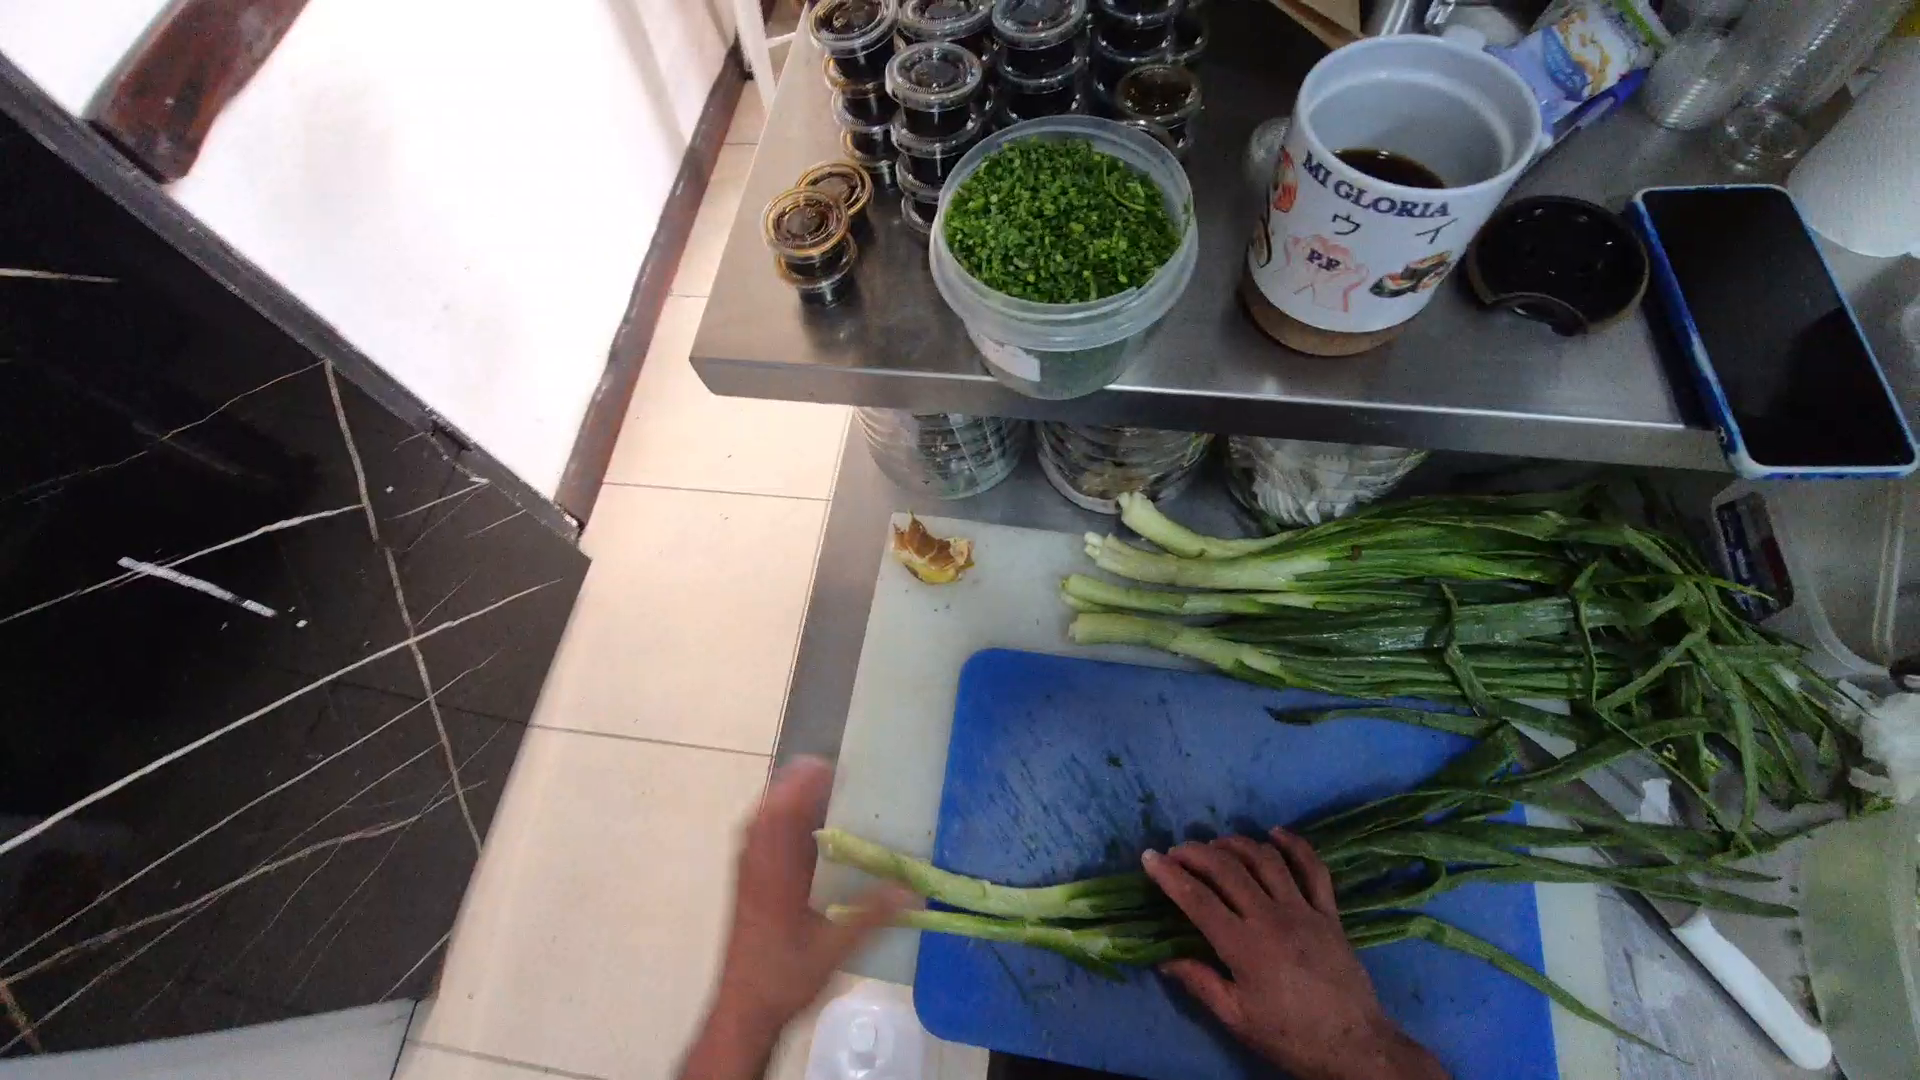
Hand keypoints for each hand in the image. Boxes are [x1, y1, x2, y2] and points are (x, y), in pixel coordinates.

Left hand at [679, 757, 910, 1079]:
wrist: (741, 1008)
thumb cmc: (783, 976)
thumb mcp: (834, 946)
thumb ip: (872, 914)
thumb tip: (914, 888)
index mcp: (773, 864)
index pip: (786, 802)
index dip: (812, 779)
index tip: (844, 772)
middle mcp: (755, 855)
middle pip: (777, 797)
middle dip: (808, 781)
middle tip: (847, 782)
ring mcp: (746, 863)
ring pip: (768, 810)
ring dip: (796, 797)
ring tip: (834, 798)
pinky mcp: (746, 874)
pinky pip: (763, 827)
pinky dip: (785, 816)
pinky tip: (812, 831)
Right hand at [1142, 830, 1447, 1079]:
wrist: (1357, 1049)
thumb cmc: (1291, 1037)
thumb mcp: (1238, 1019)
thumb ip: (1200, 983)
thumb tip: (1163, 959)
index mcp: (1244, 947)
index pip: (1197, 899)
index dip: (1169, 875)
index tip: (1149, 857)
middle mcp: (1271, 918)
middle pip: (1226, 868)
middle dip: (1195, 852)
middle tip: (1176, 851)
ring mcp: (1303, 910)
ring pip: (1264, 859)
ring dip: (1235, 844)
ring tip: (1216, 846)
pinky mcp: (1329, 912)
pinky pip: (1312, 868)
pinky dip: (1294, 844)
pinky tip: (1275, 833)